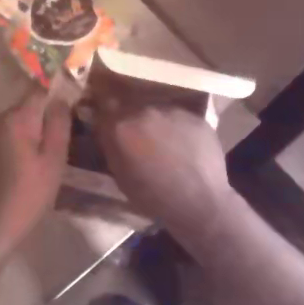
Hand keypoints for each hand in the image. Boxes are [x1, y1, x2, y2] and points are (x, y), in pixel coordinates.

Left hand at [0, 89, 71, 256]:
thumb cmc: (31, 193)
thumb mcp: (54, 158)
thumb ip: (59, 123)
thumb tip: (62, 96)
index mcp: (16, 118)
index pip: (40, 90)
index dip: (58, 93)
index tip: (74, 104)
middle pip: (28, 105)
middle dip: (46, 114)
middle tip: (66, 134)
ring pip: (18, 121)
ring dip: (34, 129)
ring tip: (50, 150)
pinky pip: (8, 135)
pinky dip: (21, 141)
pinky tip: (31, 161)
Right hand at [93, 100, 236, 240]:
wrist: (199, 203)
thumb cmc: (152, 197)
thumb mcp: (120, 176)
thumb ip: (112, 147)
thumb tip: (107, 131)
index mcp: (121, 126)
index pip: (104, 102)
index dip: (106, 110)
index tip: (107, 119)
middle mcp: (146, 110)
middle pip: (133, 107)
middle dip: (133, 121)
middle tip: (139, 140)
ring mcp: (174, 111)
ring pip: (159, 112)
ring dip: (157, 124)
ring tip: (165, 147)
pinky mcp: (197, 117)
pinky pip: (180, 119)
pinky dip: (179, 130)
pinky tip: (184, 149)